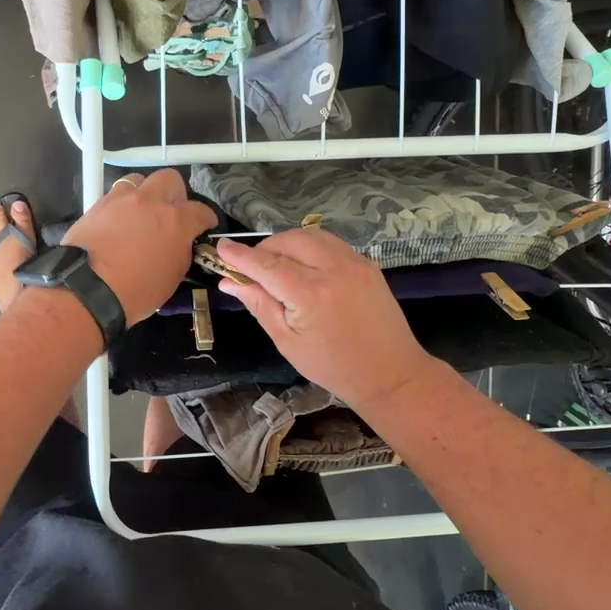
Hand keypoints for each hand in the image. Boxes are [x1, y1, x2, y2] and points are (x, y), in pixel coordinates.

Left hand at [62, 170, 216, 323]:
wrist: (86, 291)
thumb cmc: (135, 292)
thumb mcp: (172, 278)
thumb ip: (181, 252)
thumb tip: (181, 243)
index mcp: (175, 221)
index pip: (200, 211)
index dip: (206, 219)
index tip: (204, 226)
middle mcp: (150, 202)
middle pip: (170, 179)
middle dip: (176, 194)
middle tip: (172, 212)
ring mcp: (121, 200)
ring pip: (139, 180)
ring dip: (145, 193)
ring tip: (142, 213)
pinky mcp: (97, 205)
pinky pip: (115, 194)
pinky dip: (122, 204)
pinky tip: (119, 222)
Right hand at [215, 230, 439, 410]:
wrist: (390, 374)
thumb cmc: (333, 367)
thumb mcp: (287, 341)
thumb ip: (259, 305)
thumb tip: (230, 282)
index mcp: (311, 293)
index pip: (267, 264)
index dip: (241, 256)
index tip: (220, 248)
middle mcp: (334, 269)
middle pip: (289, 240)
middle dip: (265, 248)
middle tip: (252, 268)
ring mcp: (355, 263)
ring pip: (311, 235)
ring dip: (287, 244)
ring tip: (276, 266)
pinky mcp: (367, 264)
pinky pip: (330, 244)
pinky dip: (310, 248)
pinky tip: (304, 268)